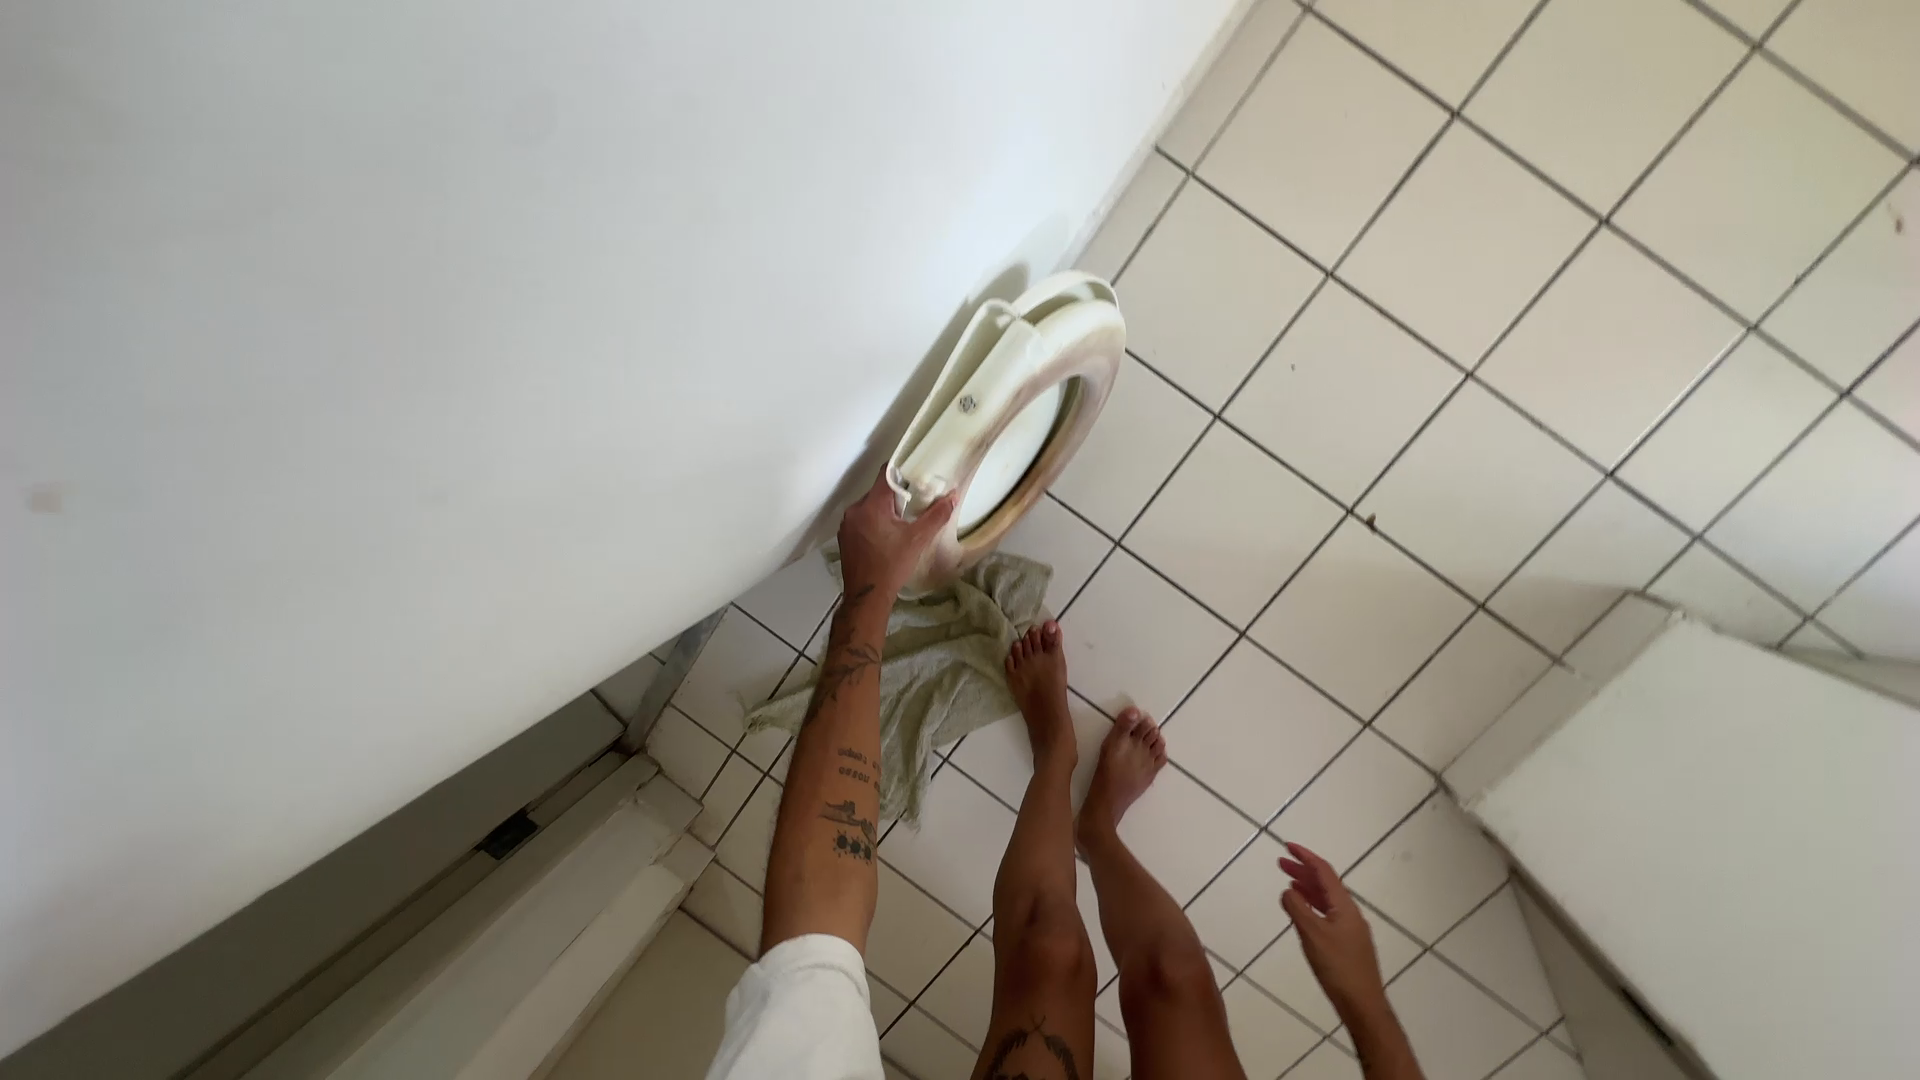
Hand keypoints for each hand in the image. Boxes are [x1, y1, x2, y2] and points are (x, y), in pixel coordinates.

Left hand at [837, 470, 955, 597]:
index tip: (915, 476)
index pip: (886, 474)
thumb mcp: (918, 539)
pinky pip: (861, 520)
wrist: (868, 595)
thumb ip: (936, 515)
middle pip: (877, 492)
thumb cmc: (892, 566)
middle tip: (912, 507)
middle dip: (895, 496)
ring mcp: (846, 524)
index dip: (902, 471)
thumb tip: (952, 496)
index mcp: (872, 506)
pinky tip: (884, 537)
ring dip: (883, 511)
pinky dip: (873, 523)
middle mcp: (855, 510)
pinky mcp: (844, 537)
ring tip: (899, 526)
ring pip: (869, 506)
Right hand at [1280, 842, 1387, 1019]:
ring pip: (1327, 900)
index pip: (1324, 872)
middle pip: (1326, 884)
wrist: (1363, 1005)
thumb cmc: (1337, 966)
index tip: (1287, 846)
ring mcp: (1351, 929)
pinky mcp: (1348, 944)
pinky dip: (1313, 906)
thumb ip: (1296, 907)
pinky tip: (1304, 913)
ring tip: (1289, 883)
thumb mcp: (1311, 933)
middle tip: (1281, 863)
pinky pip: (1328, 914)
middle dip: (1304, 871)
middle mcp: (1350, 913)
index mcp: (1344, 906)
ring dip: (1308, 888)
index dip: (1306, 856)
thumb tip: (1288, 891)